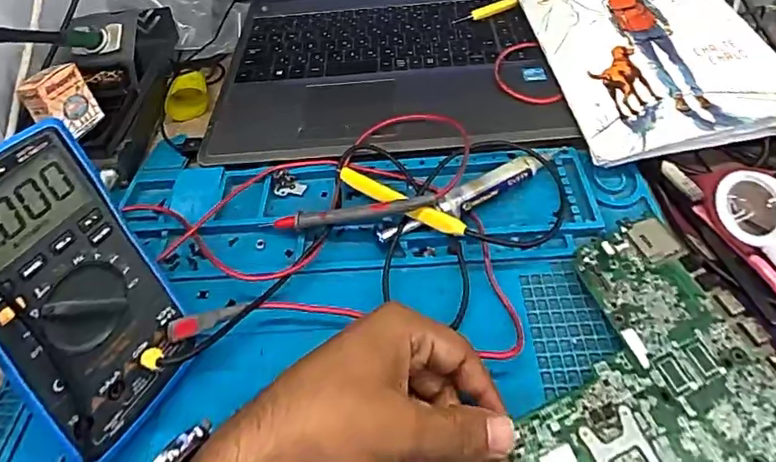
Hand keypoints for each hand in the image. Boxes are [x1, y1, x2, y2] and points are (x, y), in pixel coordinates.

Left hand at [203, 302, 515, 461]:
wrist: (268, 446)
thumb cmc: (336, 421)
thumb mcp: (405, 429)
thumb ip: (459, 434)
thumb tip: (507, 433)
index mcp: (402, 328)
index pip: (461, 354)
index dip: (485, 396)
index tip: (503, 438)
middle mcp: (389, 342)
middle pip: (442, 381)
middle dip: (458, 423)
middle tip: (474, 461)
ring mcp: (371, 372)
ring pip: (422, 404)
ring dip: (436, 436)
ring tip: (440, 461)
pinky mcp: (356, 401)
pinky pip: (398, 416)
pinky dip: (413, 440)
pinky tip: (415, 458)